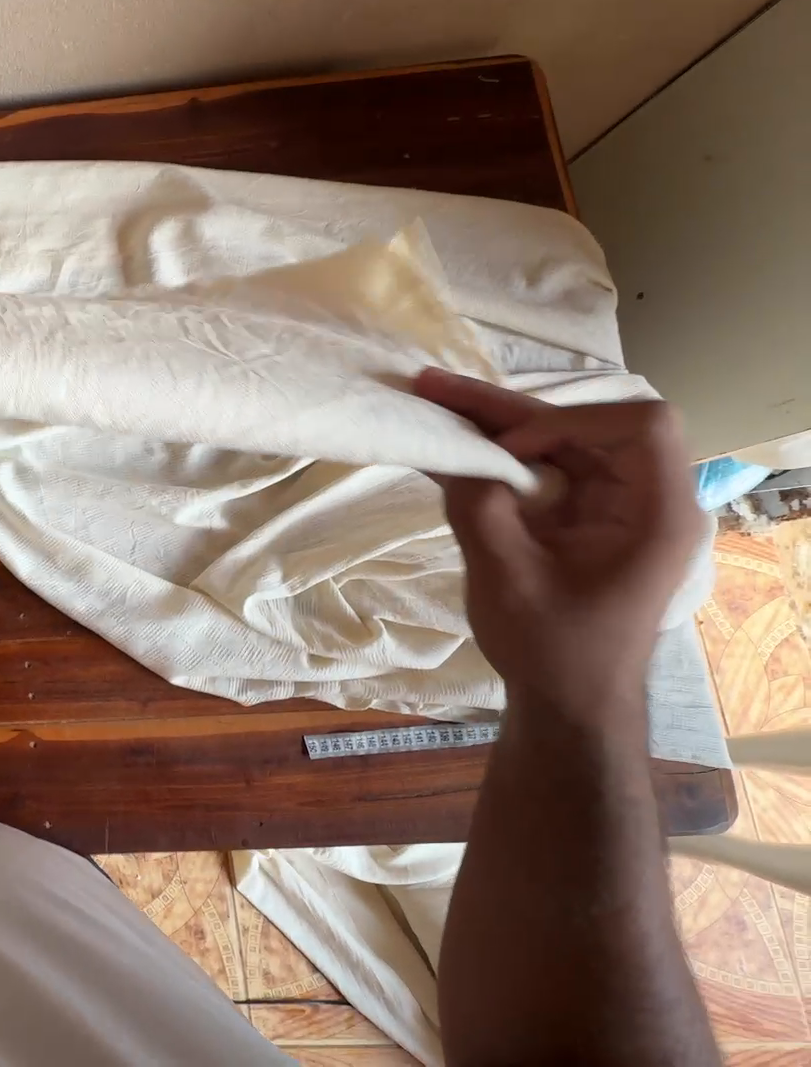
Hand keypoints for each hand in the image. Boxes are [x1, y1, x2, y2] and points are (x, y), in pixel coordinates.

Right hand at [415, 369, 704, 717]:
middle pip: (582, 426)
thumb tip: (452, 458)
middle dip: (505, 408)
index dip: (568, 422)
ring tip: (428, 403)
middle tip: (432, 387)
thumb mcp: (508, 578)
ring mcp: (604, 507)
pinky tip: (443, 443)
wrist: (567, 697)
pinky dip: (488, 456)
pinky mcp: (571, 519)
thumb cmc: (552, 645)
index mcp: (656, 512)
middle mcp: (640, 498)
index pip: (639, 427)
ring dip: (490, 425)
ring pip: (552, 443)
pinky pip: (533, 472)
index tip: (506, 451)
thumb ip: (481, 511)